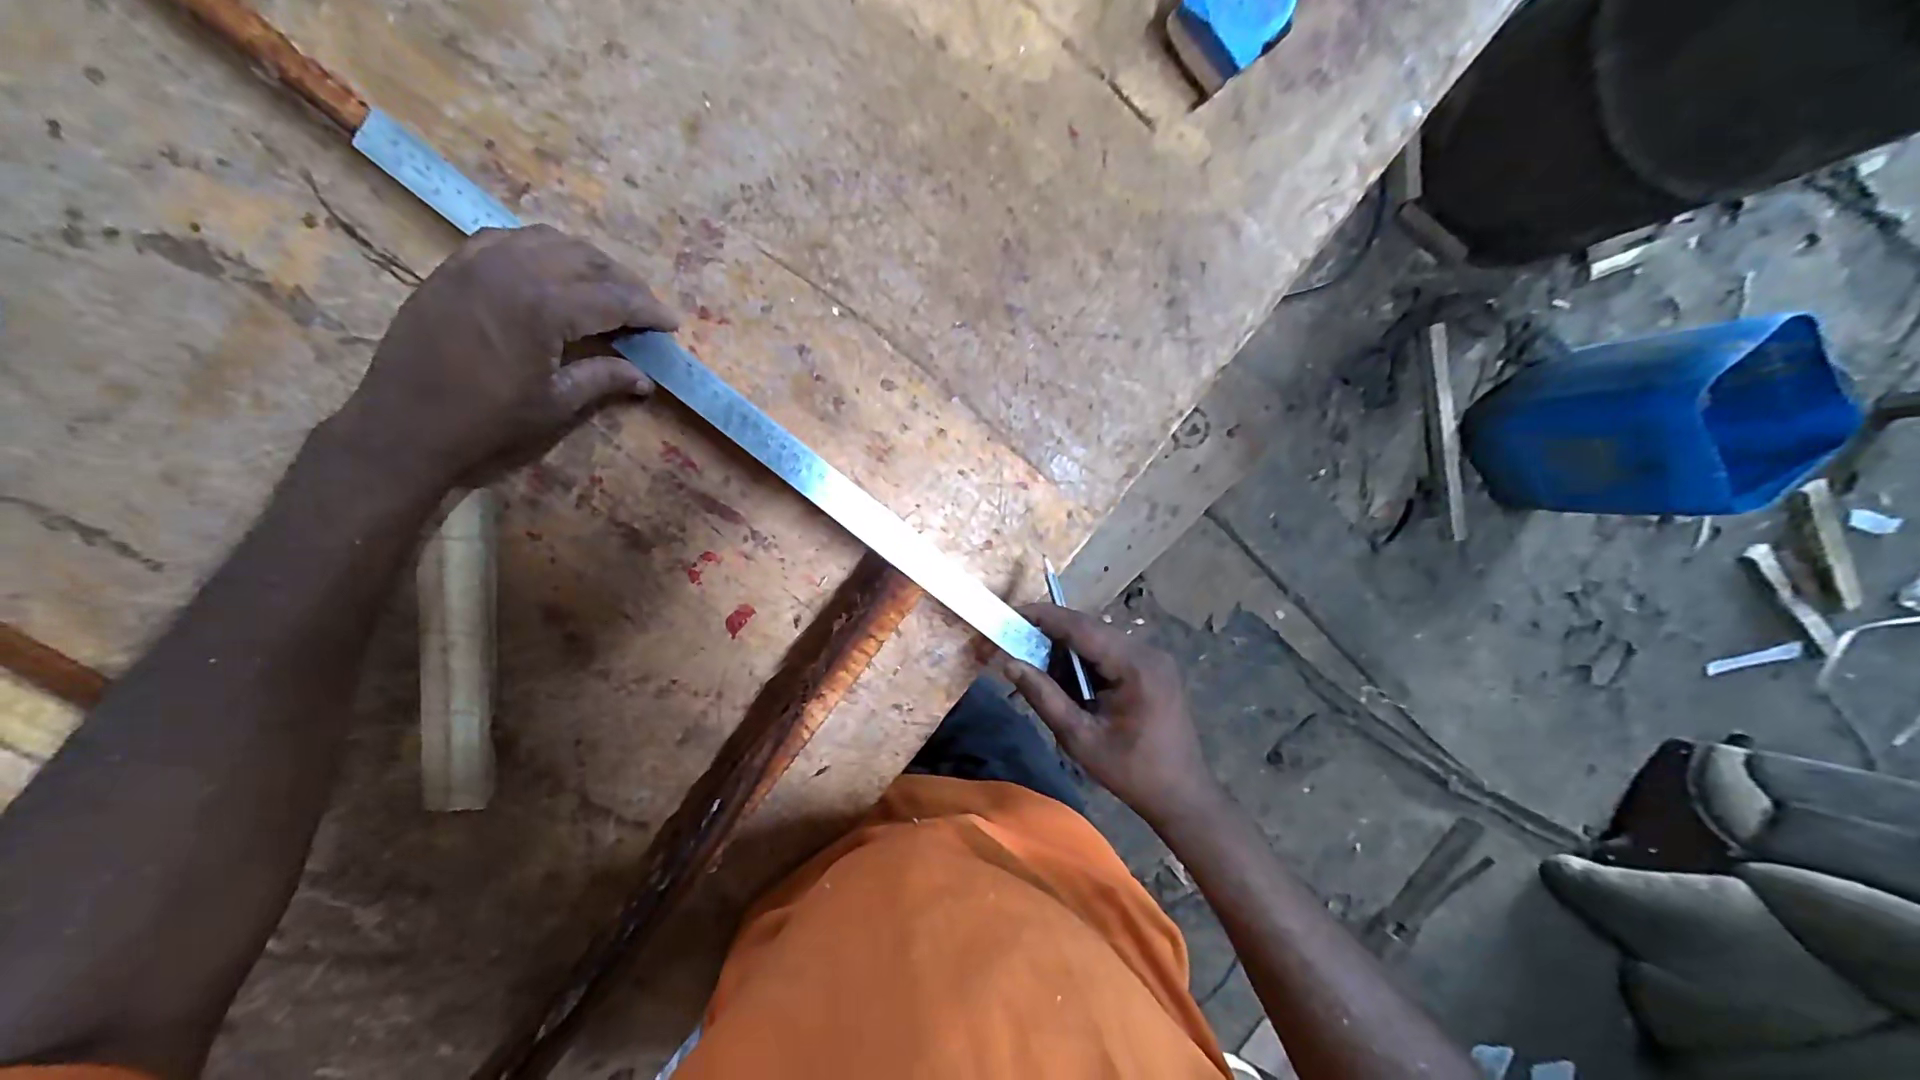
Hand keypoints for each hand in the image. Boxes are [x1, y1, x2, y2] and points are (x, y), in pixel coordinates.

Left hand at [332, 224, 678, 490]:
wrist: (403, 428)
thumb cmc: (488, 424)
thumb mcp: (556, 405)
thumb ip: (603, 379)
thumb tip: (645, 377)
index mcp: (542, 307)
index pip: (612, 297)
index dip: (648, 310)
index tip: (672, 324)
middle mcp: (511, 270)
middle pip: (585, 259)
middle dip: (623, 282)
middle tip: (644, 309)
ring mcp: (475, 263)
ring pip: (546, 240)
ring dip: (584, 260)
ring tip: (603, 287)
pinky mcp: (452, 268)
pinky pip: (504, 240)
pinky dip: (538, 250)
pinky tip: (549, 272)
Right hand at [998, 604, 1220, 824]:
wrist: (1182, 795)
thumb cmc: (1132, 772)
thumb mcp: (1080, 738)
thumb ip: (1044, 697)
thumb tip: (1009, 663)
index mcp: (1135, 665)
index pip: (1080, 627)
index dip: (1041, 617)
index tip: (1008, 615)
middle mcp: (1147, 651)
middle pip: (1088, 629)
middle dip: (1048, 635)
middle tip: (1013, 647)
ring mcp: (1152, 658)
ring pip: (1096, 640)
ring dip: (1064, 651)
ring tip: (1038, 673)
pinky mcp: (1151, 668)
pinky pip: (1108, 653)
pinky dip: (1082, 662)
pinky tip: (1066, 684)